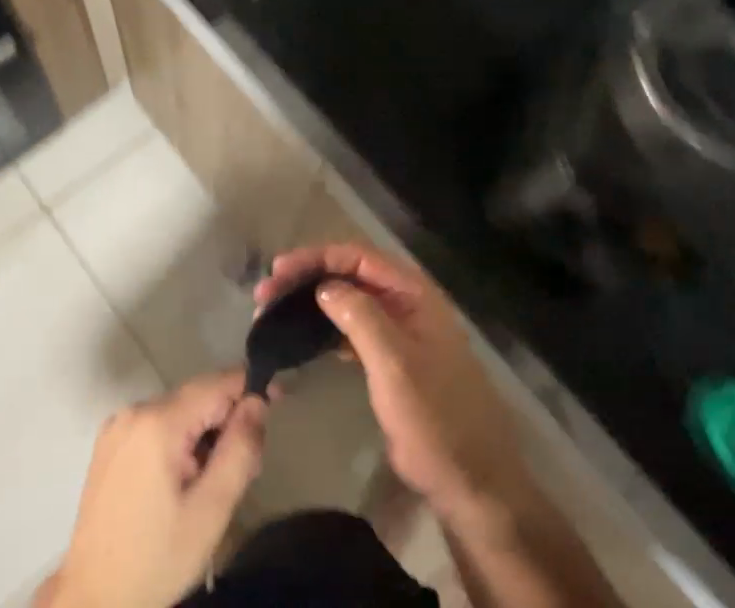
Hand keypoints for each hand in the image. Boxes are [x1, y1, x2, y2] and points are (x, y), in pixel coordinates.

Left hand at [42, 371, 267, 607]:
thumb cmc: (158, 556)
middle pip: (197, 398)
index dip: (251, 387)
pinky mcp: (109, 445)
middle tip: (247, 469)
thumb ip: (240, 449)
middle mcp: (132, 412)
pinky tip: (187, 483)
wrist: (96, 595)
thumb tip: (257, 402)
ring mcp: (116, 428)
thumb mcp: (212, 508)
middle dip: (228, 422)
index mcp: (157, 423)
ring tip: (215, 486)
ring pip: (178, 413)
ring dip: (205, 436)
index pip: (215, 384)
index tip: (280, 401)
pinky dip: (180, 442)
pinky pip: (156, 427)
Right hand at [255, 243, 525, 525]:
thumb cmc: (434, 416)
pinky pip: (351, 330)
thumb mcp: (394, 363)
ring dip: (311, 302)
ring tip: (272, 311)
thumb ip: (361, 317)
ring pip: (348, 302)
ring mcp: (400, 334)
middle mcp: (408, 306)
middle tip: (266, 294)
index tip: (278, 271)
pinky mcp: (390, 361)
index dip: (317, 258)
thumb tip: (324, 286)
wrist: (468, 476)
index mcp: (416, 296)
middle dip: (308, 278)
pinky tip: (299, 336)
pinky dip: (323, 328)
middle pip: (351, 275)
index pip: (360, 258)